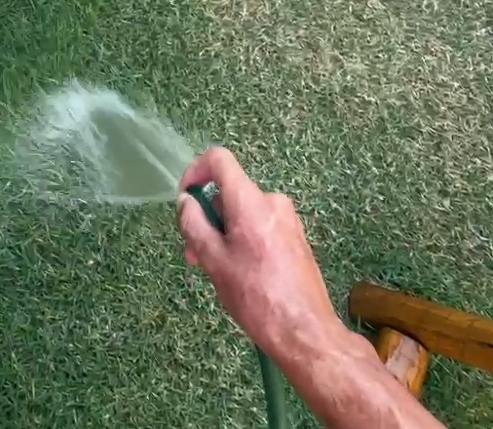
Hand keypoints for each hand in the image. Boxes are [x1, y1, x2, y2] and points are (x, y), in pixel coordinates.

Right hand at [177, 147, 344, 365]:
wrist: (306, 333)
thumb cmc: (255, 296)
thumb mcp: (213, 260)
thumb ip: (193, 224)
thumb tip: (186, 201)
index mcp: (250, 201)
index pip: (219, 159)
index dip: (195, 170)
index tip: (185, 198)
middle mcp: (271, 201)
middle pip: (229, 193)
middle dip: (208, 218)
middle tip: (195, 253)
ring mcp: (288, 219)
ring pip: (243, 213)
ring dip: (224, 233)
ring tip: (217, 271)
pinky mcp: (296, 237)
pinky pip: (260, 225)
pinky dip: (243, 239)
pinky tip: (242, 274)